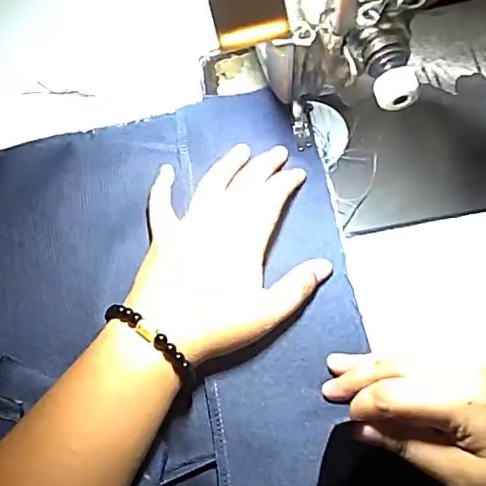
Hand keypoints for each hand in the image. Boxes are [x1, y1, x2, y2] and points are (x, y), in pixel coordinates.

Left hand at [124, 144, 332, 361]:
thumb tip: (323, 267)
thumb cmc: (216, 325)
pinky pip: (161, 204)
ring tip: (240, 151)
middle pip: (244, 185)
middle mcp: (217, 223)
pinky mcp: (162, 236)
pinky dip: (163, 186)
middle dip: (263, 167)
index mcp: (246, 239)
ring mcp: (187, 226)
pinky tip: (166, 172)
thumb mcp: (267, 313)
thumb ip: (297, 287)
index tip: (297, 173)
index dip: (285, 183)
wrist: (162, 334)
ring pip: (210, 185)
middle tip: (277, 154)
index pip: (270, 199)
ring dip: (227, 165)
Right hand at [322, 355, 485, 485]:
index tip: (337, 418)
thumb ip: (409, 447)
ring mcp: (483, 364)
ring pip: (417, 356)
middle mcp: (471, 367)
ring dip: (379, 363)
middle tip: (326, 385)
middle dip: (363, 374)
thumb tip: (364, 430)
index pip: (396, 392)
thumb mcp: (464, 478)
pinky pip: (435, 360)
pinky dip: (406, 365)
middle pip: (403, 364)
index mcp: (465, 395)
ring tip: (341, 364)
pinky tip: (387, 366)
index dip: (363, 405)